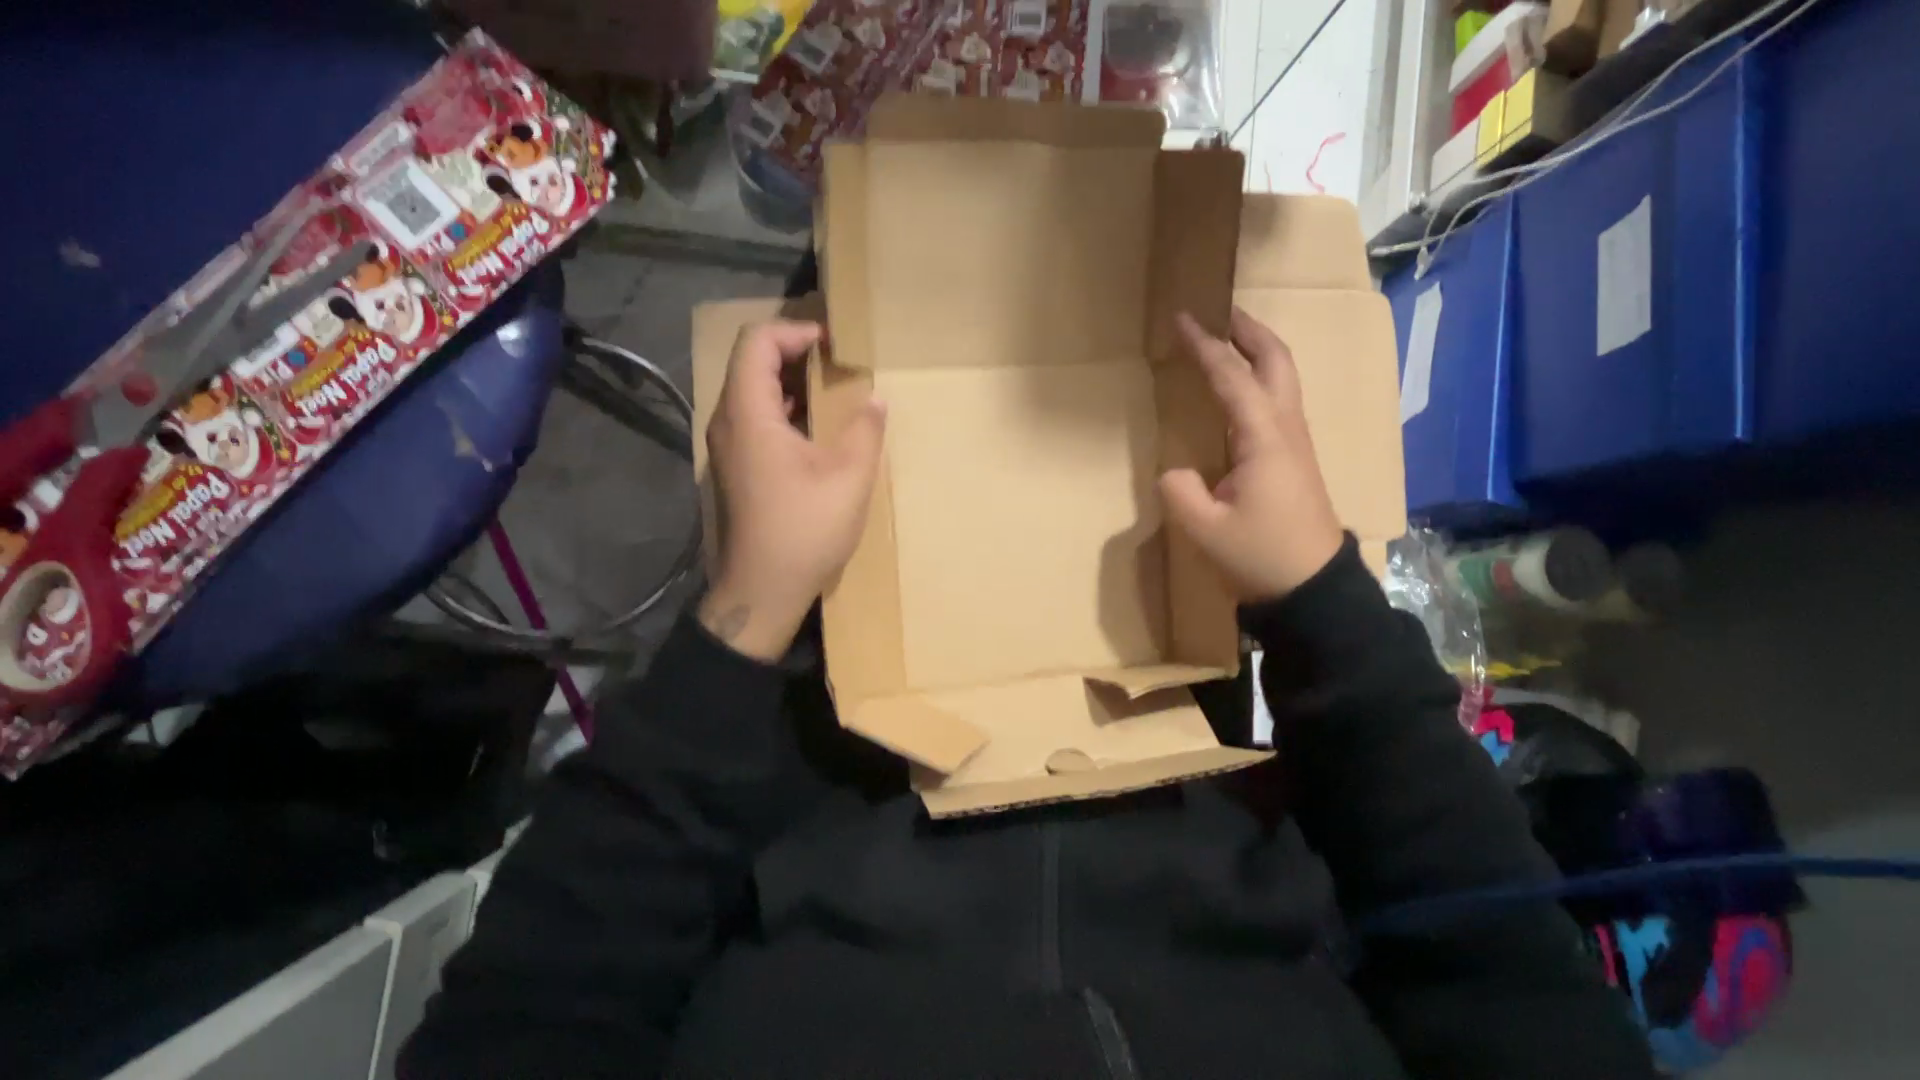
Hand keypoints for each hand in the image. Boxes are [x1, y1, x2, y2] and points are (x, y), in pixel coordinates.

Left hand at [700, 319, 886, 660]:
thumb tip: (876, 399)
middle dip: (794, 351)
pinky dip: (783, 408)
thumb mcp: (849, 478)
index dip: (795, 330)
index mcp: (749, 414)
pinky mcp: (733, 467)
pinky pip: (753, 418)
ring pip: (750, 390)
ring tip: (833, 389)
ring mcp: (726, 446)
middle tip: (838, 361)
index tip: (833, 343)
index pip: (756, 342)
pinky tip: (816, 427)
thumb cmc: (803, 531)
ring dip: (789, 381)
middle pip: (750, 362)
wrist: (760, 591)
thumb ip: (866, 429)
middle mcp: (727, 422)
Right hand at [1159, 308, 1343, 603]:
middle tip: (1220, 312)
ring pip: (1283, 379)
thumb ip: (1179, 492)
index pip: (1232, 378)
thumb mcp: (1204, 530)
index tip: (1182, 318)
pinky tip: (1238, 392)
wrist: (1314, 590)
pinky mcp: (1295, 461)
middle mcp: (1286, 430)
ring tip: (1227, 341)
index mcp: (1264, 439)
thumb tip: (1174, 472)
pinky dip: (1258, 379)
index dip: (1205, 346)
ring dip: (1257, 352)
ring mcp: (1296, 444)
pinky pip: (1278, 403)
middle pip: (1277, 362)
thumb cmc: (1260, 556)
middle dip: (1249, 331)